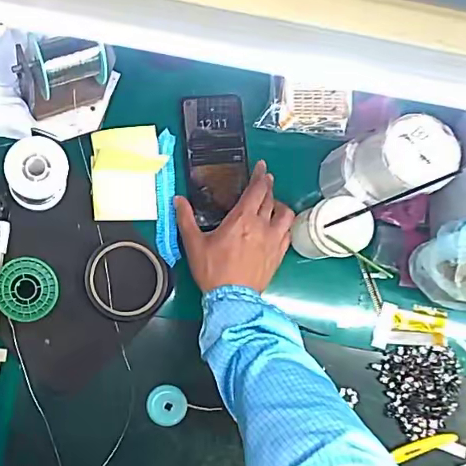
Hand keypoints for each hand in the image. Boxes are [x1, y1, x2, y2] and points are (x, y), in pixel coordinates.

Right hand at [173, 161, 293, 293]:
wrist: (232, 297)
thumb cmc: (212, 270)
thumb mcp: (194, 243)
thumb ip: (186, 219)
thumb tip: (178, 201)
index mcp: (241, 220)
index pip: (256, 190)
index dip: (260, 176)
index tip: (262, 167)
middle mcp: (262, 226)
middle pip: (270, 199)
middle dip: (268, 186)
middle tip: (265, 180)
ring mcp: (274, 240)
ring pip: (284, 213)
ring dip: (279, 204)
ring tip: (273, 204)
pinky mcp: (279, 253)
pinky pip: (287, 232)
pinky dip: (284, 224)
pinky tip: (278, 226)